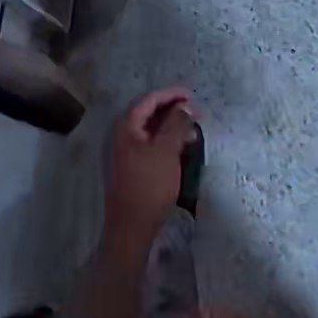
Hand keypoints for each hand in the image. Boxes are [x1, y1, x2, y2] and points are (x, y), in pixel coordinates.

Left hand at [102, 87, 193, 253]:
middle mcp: (122, 134)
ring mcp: (125, 150)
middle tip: (195, 112)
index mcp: (126, 126)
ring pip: (150, 127)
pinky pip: (150, 141)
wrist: (132, 224)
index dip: (172, 94)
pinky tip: (181, 144)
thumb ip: (176, 123)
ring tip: (192, 127)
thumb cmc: (150, 183)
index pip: (149, 99)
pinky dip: (166, 138)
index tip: (193, 96)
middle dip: (173, 109)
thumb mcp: (167, 149)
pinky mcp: (131, 164)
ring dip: (171, 124)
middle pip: (148, 111)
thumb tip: (185, 105)